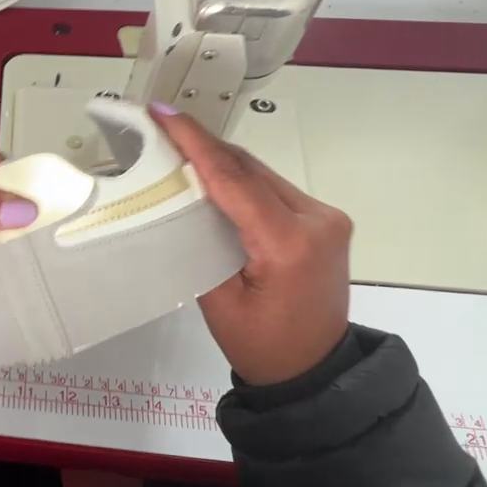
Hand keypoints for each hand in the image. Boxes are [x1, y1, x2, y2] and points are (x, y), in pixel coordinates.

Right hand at [151, 105, 352, 385]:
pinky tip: (210, 173)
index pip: (234, 180)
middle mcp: (317, 219)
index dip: (194, 144)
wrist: (313, 370)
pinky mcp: (322, 221)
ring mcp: (325, 217)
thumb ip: (200, 244)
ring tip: (177, 144)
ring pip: (260, 174)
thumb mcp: (218, 300)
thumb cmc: (261, 345)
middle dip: (204, 145)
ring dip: (220, 159)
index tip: (164, 116)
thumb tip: (177, 200)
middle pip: (249, 169)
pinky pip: (271, 188)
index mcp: (289, 243)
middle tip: (161, 124)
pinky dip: (238, 178)